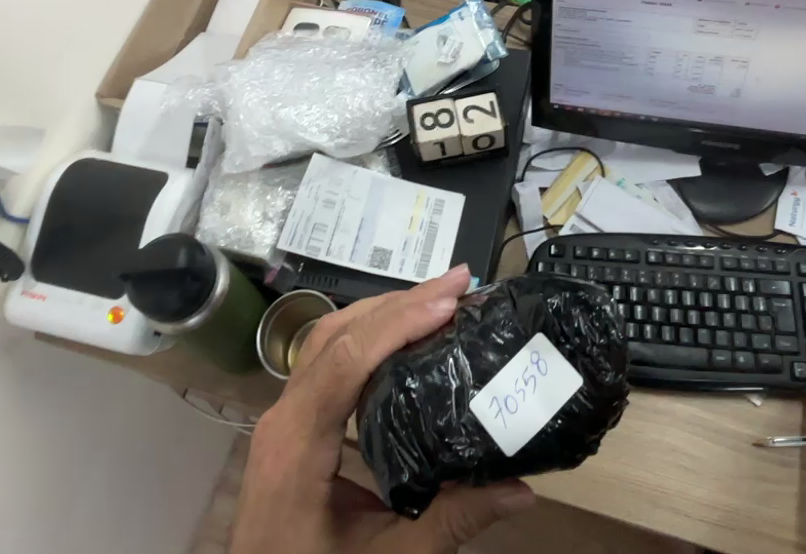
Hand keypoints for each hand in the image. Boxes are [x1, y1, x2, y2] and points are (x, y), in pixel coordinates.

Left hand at [230, 265, 535, 553]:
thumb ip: (450, 522)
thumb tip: (520, 489)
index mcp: (296, 445)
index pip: (344, 359)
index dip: (398, 323)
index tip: (450, 302)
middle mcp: (284, 418)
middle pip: (337, 334)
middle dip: (399, 302)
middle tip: (458, 283)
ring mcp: (285, 418)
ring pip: (329, 340)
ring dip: (383, 312)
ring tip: (439, 298)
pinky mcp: (295, 426)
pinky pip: (329, 362)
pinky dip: (370, 337)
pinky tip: (407, 339)